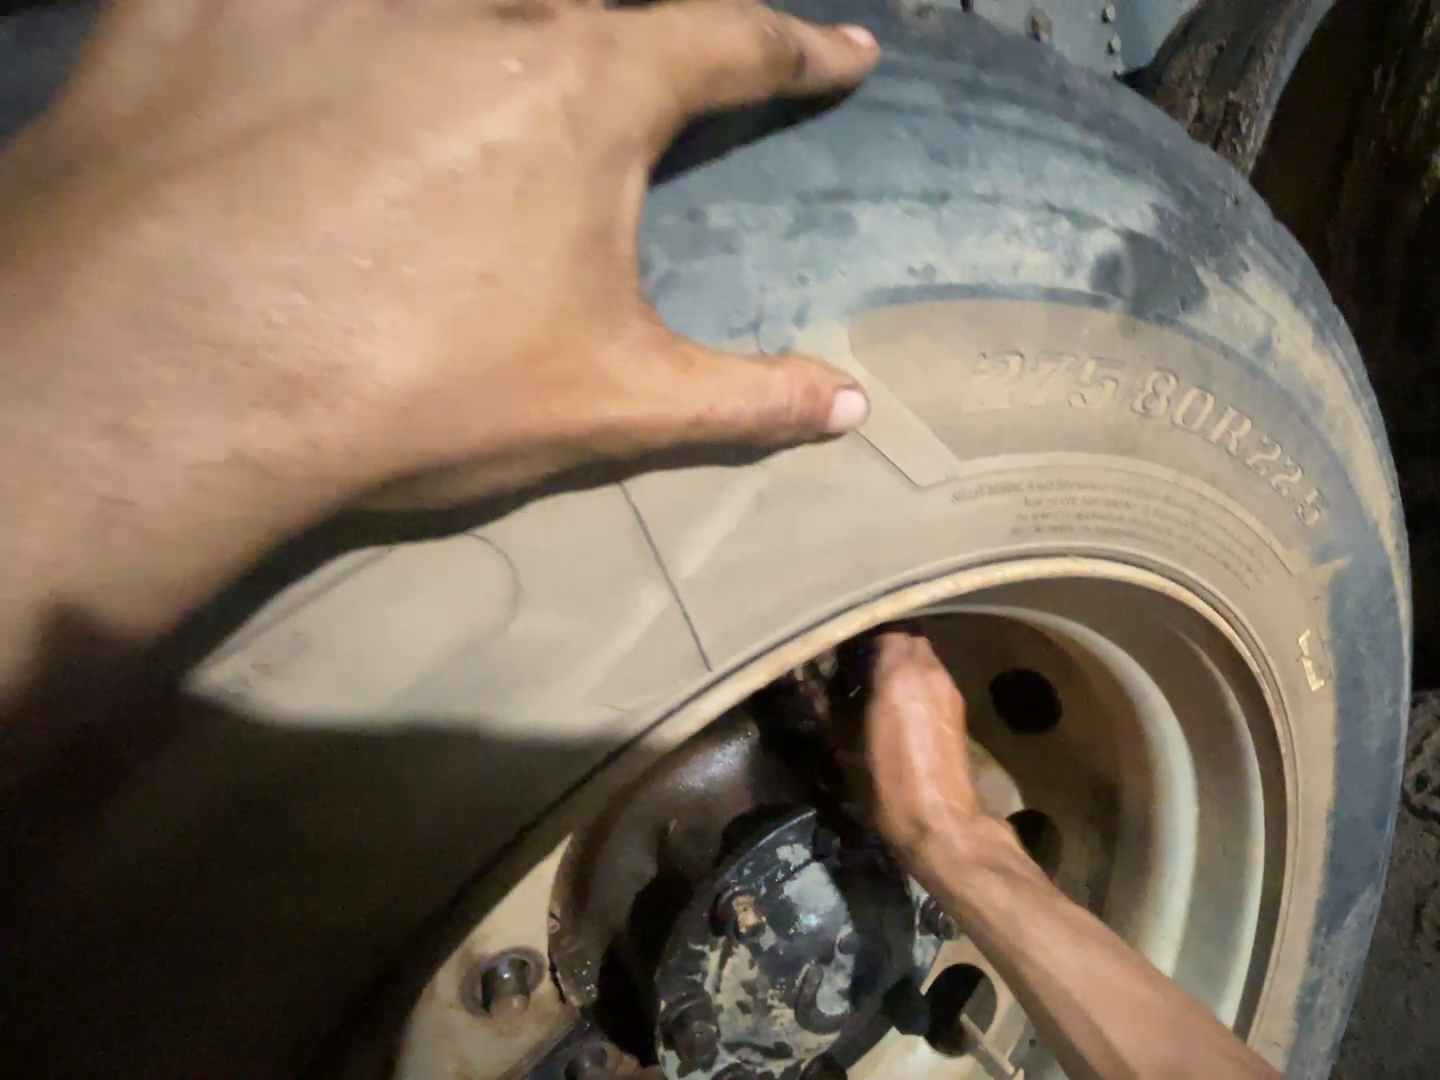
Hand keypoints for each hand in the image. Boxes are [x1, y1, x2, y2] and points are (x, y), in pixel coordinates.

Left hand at [0, 0, 878, 511]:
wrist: (161, 390)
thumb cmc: (429, 391)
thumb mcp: (621, 406)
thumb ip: (750, 400)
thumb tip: (852, 405)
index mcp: (580, 95)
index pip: (725, 45)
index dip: (799, 49)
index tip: (847, 49)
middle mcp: (464, 10)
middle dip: (653, 29)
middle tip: (671, 60)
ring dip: (520, 19)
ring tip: (526, 59)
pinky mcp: (192, 5)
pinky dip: (354, 23)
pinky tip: (352, 56)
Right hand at [860, 629, 1001, 871]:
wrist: (940, 819)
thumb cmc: (889, 785)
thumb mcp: (851, 748)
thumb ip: (841, 708)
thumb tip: (828, 689)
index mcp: (899, 676)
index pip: (885, 631)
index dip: (866, 640)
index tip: (849, 654)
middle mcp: (929, 672)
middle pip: (910, 640)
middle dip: (889, 647)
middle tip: (866, 666)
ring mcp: (949, 689)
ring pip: (927, 658)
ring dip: (907, 664)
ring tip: (884, 685)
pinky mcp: (960, 708)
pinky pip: (937, 678)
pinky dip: (921, 681)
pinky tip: (906, 704)